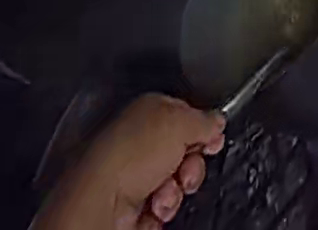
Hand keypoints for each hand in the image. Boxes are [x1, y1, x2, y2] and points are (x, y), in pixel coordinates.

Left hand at [32, 93, 224, 229]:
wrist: (100, 204)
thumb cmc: (131, 156)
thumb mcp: (184, 123)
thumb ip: (207, 120)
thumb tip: (218, 122)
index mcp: (149, 110)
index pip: (187, 114)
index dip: (203, 127)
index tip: (213, 138)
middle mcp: (139, 140)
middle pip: (184, 149)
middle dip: (192, 162)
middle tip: (187, 166)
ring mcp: (133, 174)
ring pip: (176, 179)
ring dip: (178, 187)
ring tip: (166, 190)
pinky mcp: (129, 206)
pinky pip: (161, 204)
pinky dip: (163, 207)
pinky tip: (154, 205)